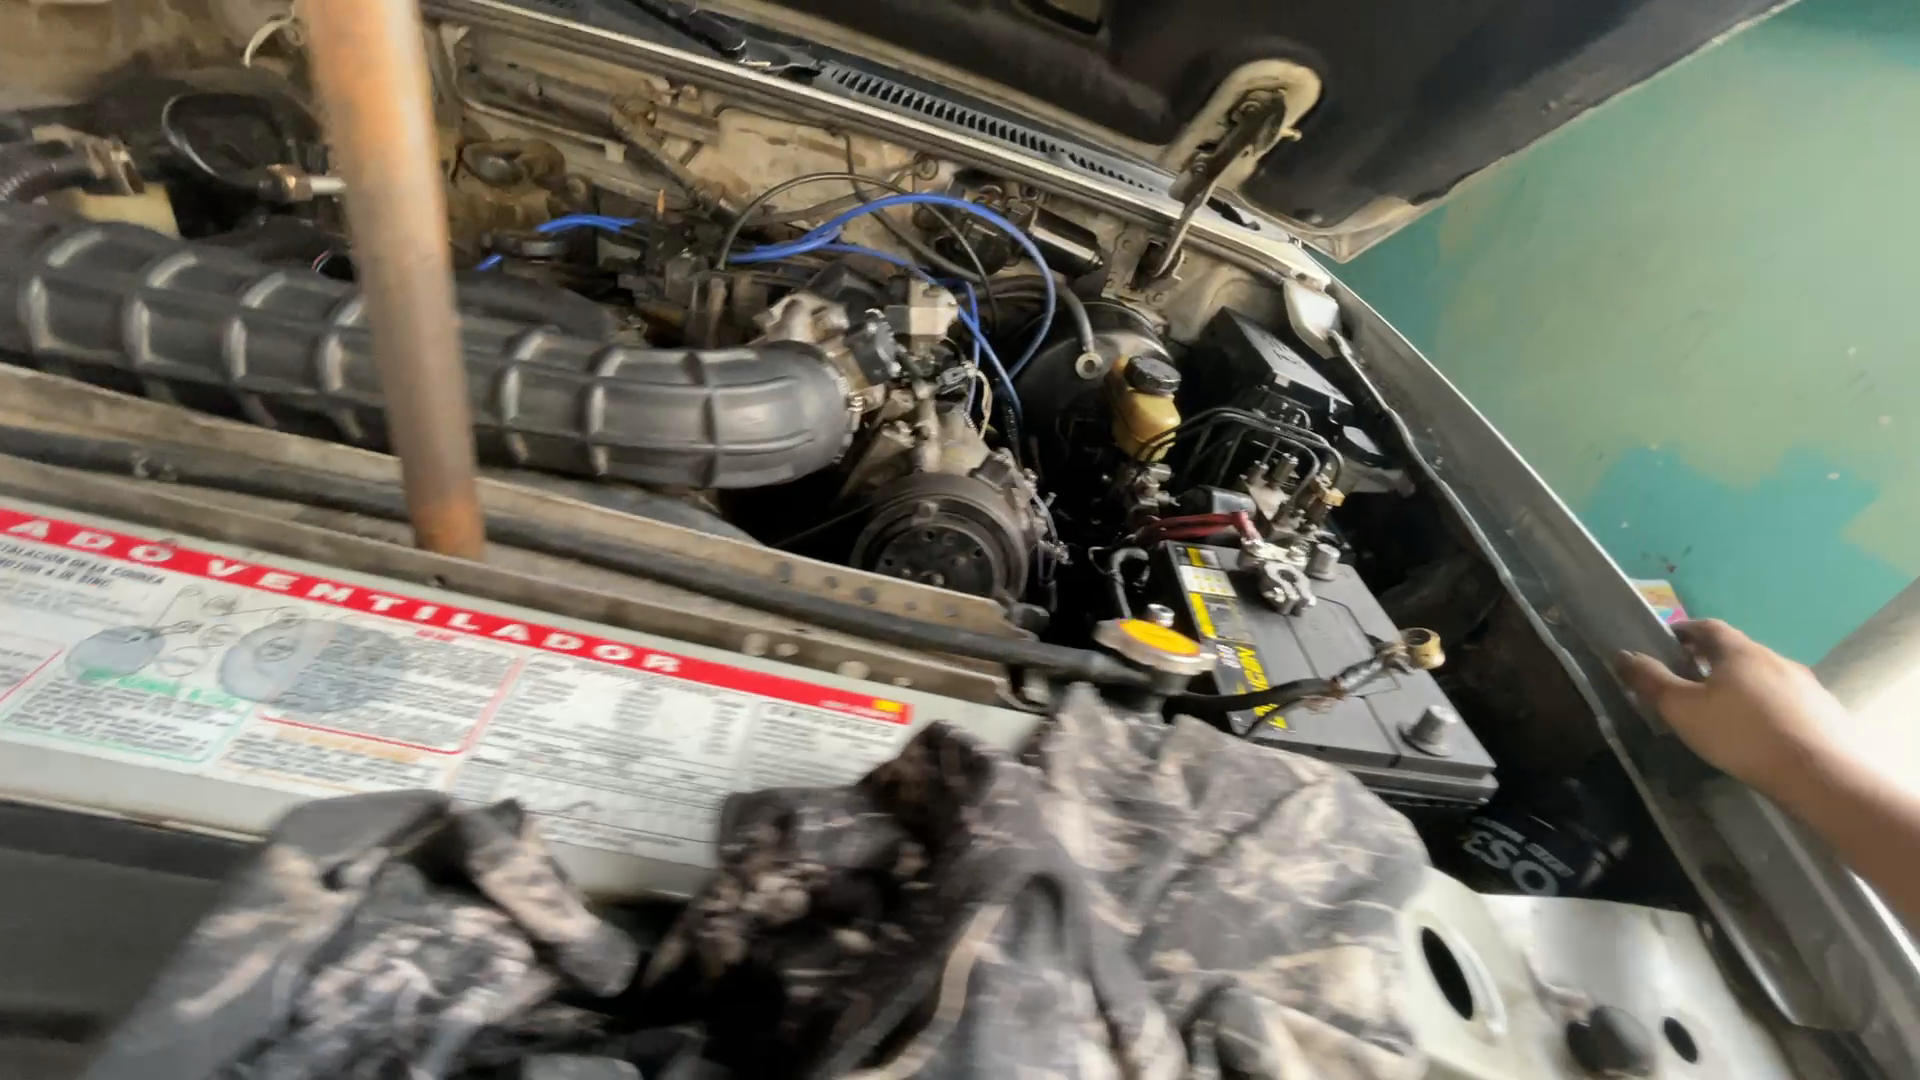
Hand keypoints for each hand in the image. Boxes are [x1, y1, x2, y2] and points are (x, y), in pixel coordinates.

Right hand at [1615, 619, 1849, 791]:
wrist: (1822, 777)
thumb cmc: (1739, 734)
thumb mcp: (1679, 707)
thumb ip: (1649, 678)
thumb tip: (1623, 655)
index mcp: (1741, 652)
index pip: (1709, 627)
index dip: (1683, 631)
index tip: (1665, 644)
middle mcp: (1777, 661)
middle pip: (1737, 650)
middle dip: (1709, 659)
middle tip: (1686, 680)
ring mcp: (1809, 687)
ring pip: (1763, 675)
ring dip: (1739, 682)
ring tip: (1721, 708)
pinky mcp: (1827, 712)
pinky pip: (1786, 698)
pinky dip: (1765, 703)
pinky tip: (1756, 729)